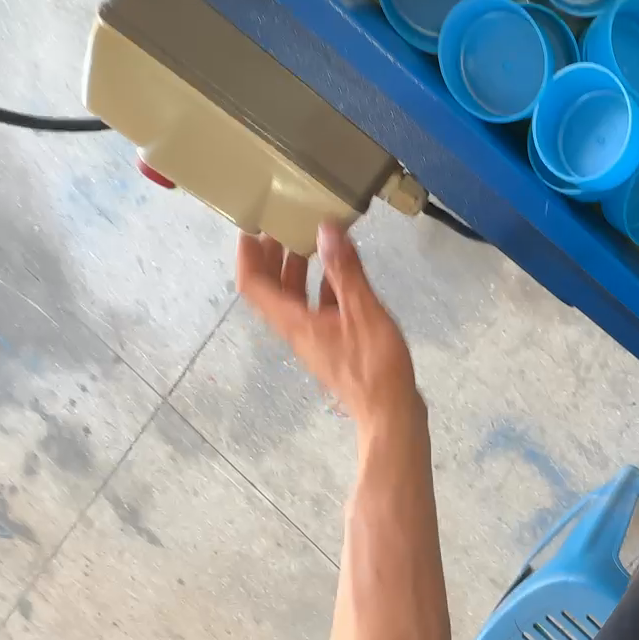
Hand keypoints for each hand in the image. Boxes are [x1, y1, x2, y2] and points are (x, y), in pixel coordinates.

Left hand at [236, 221, 421, 421]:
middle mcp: (298, 331)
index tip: (254, 226)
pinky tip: (341, 276)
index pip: (254, 284)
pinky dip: (322, 289)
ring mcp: (316, 341)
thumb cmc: (375, 367)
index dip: (248, 254)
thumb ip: (346, 272)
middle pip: (272, 290)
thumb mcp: (364, 313)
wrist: (390, 413)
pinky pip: (318, 311)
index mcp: (295, 322)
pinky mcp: (335, 348)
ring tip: (311, 243)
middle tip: (283, 227)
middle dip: (272, 257)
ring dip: (297, 271)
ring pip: (295, 300)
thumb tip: (326, 229)